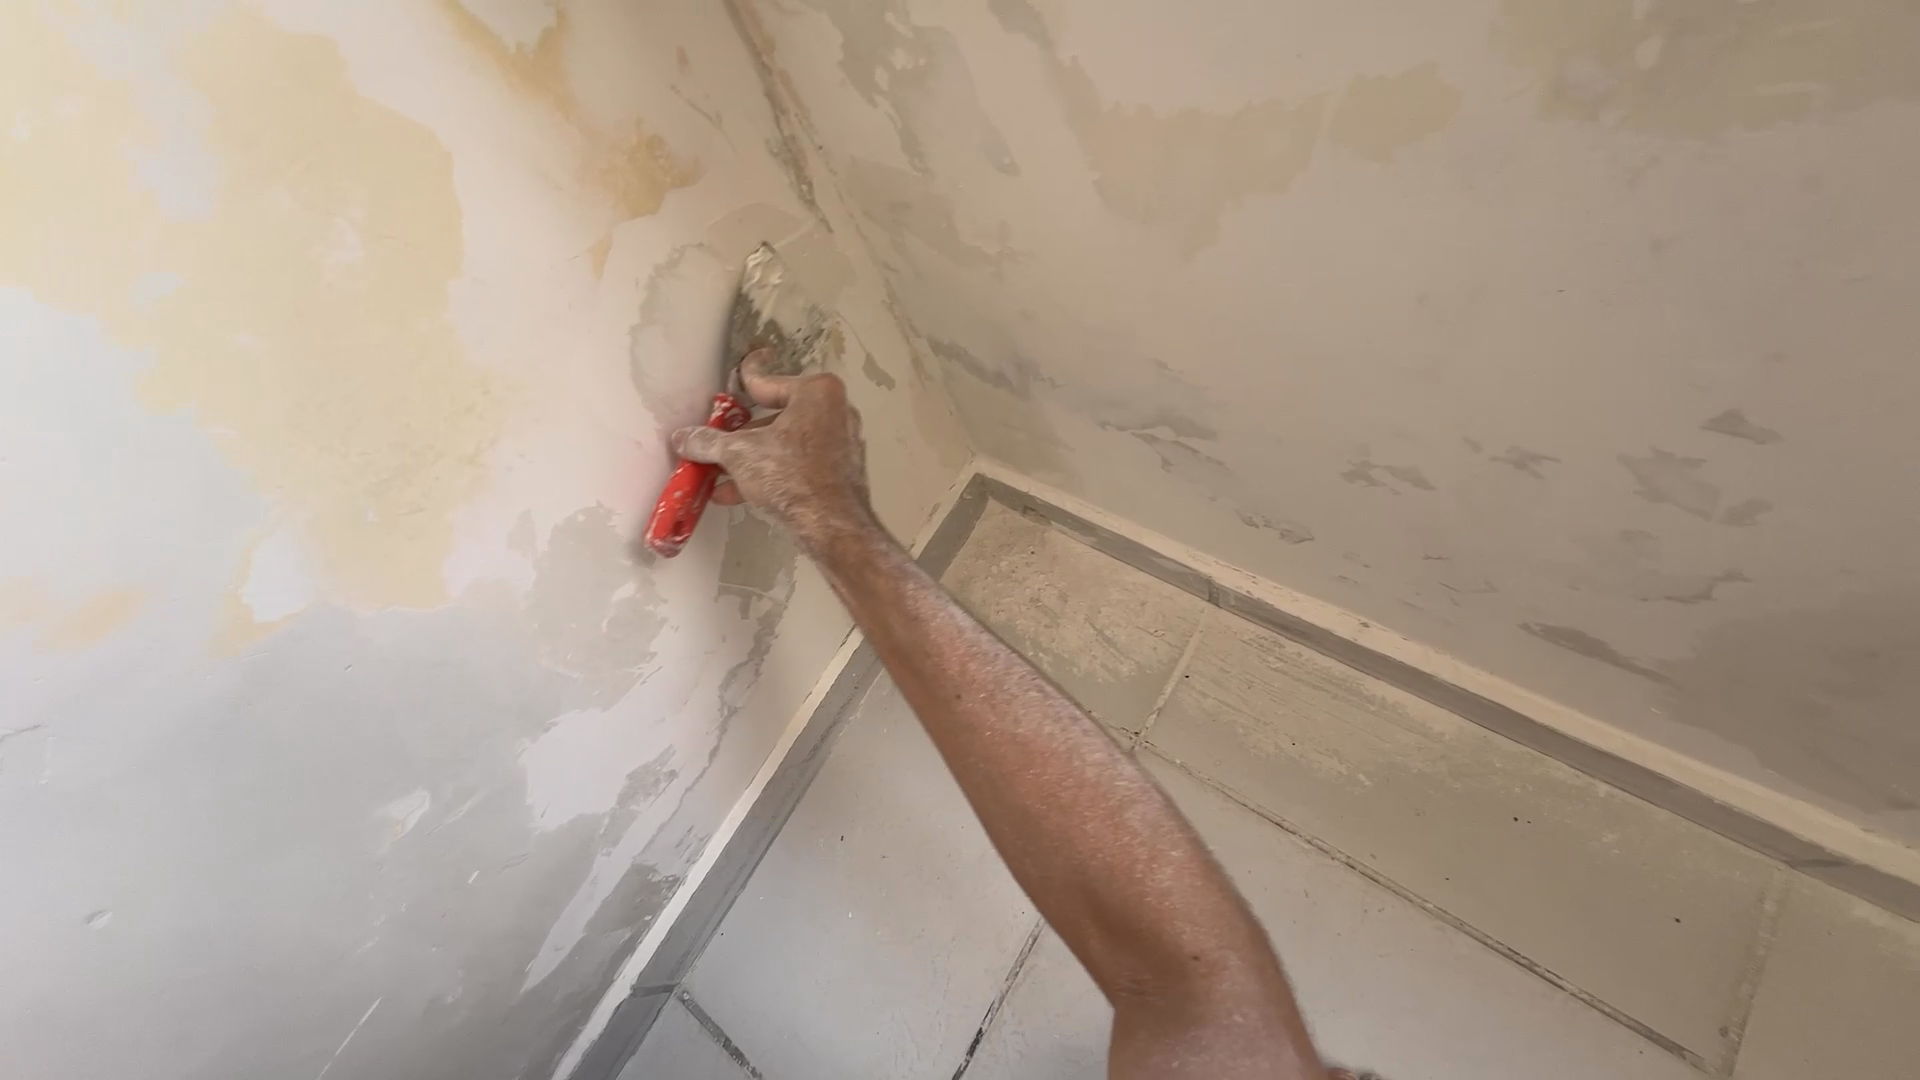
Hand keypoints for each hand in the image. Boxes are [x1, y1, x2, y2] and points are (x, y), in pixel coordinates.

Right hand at [671, 348, 873, 547]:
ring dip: (753, 460)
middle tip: (718, 444)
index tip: (741, 368)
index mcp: (817, 393)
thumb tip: (683, 438)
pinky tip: (741, 493)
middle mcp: (836, 412)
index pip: (768, 381)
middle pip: (777, 417)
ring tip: (720, 477)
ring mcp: (843, 442)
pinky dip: (774, 473)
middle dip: (743, 436)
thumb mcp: (739, 454)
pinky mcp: (843, 471)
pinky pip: (801, 464)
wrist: (831, 524)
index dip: (746, 376)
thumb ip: (709, 442)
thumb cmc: (789, 475)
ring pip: (786, 445)